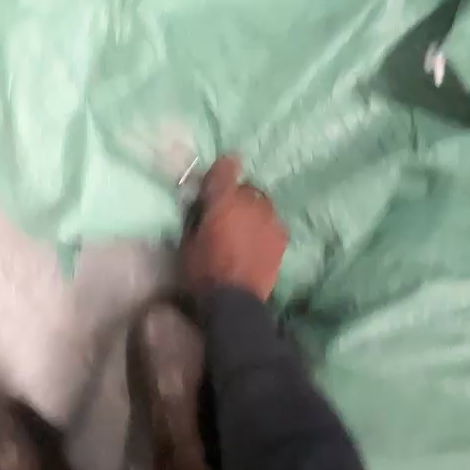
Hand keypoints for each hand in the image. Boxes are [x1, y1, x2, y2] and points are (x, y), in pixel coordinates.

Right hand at [182, 156, 286, 300]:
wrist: (234, 302)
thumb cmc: (203, 273)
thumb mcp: (187, 242)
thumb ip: (196, 217)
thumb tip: (200, 204)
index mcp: (223, 201)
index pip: (226, 168)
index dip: (222, 169)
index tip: (217, 175)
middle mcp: (250, 203)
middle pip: (245, 187)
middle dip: (235, 195)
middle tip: (225, 212)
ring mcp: (270, 219)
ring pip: (261, 204)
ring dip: (251, 210)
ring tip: (243, 227)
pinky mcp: (282, 237)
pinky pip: (272, 223)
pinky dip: (263, 227)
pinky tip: (256, 241)